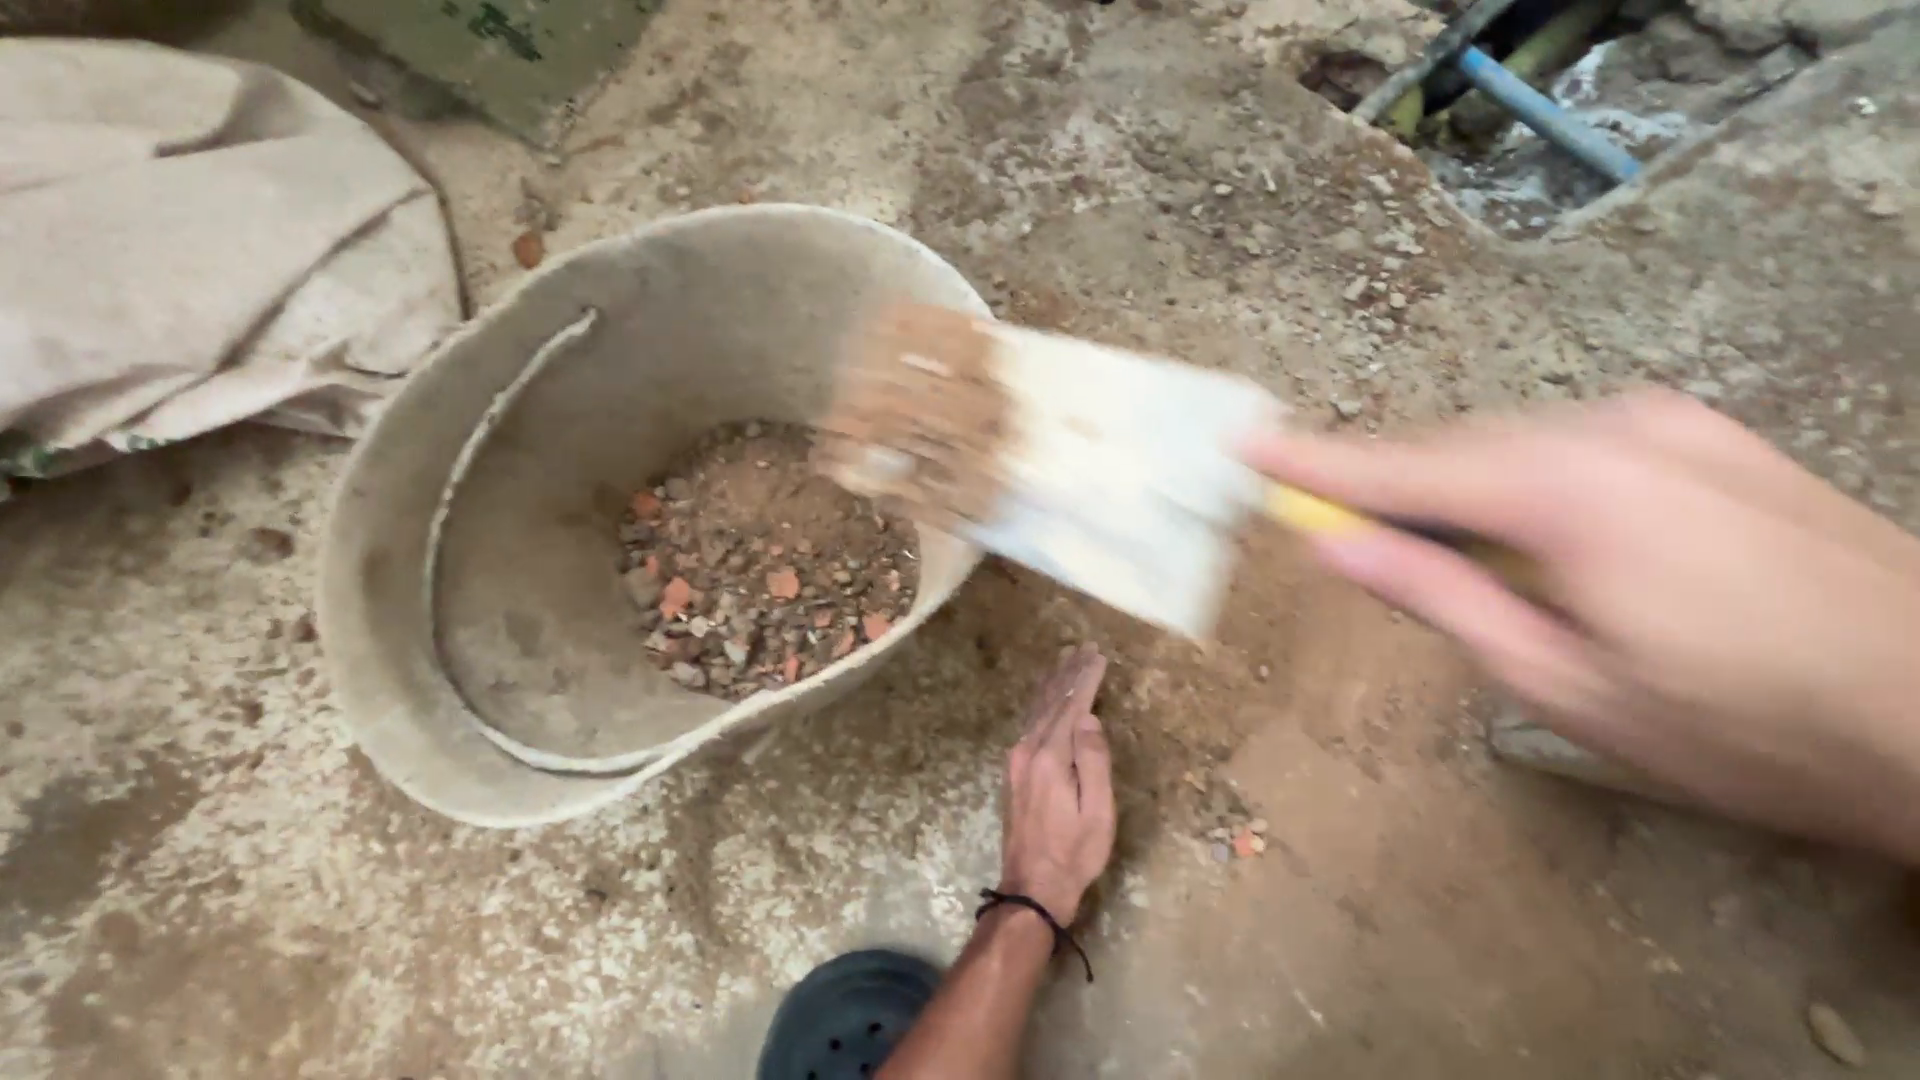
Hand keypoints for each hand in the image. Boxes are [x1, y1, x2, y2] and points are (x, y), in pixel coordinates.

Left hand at [1000, 644, 1115, 922]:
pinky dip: (1041, 703)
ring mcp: (1016, 759)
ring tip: (1065, 660)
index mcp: (1050, 757)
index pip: (1072, 707)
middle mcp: (1027, 750)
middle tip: (1083, 647)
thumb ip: (1093, 761)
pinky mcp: (1014, 770)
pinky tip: (1045, 696)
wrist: (1032, 885)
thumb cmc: (1074, 852)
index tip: (1098, 655)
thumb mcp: (1097, 812)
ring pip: (1037, 710)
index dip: (1086, 680)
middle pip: (1051, 702)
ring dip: (1053, 683)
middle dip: (1069, 673)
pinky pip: (1029, 723)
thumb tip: (1089, 718)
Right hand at [1245, 391, 1919, 861]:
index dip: (1312, 463)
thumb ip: (1438, 597)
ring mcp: (1666, 425)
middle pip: (1451, 452)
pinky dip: (1513, 487)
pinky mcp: (1700, 438)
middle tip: (1329, 527)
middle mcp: (1613, 431)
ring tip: (1442, 560)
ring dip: (1452, 495)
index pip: (1400, 470)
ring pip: (1507, 448)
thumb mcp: (1557, 681)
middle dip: (1384, 488)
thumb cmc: (1743, 726)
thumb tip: (1338, 547)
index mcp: (1566, 491)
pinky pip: (1563, 449)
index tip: (1244, 446)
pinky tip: (1525, 541)